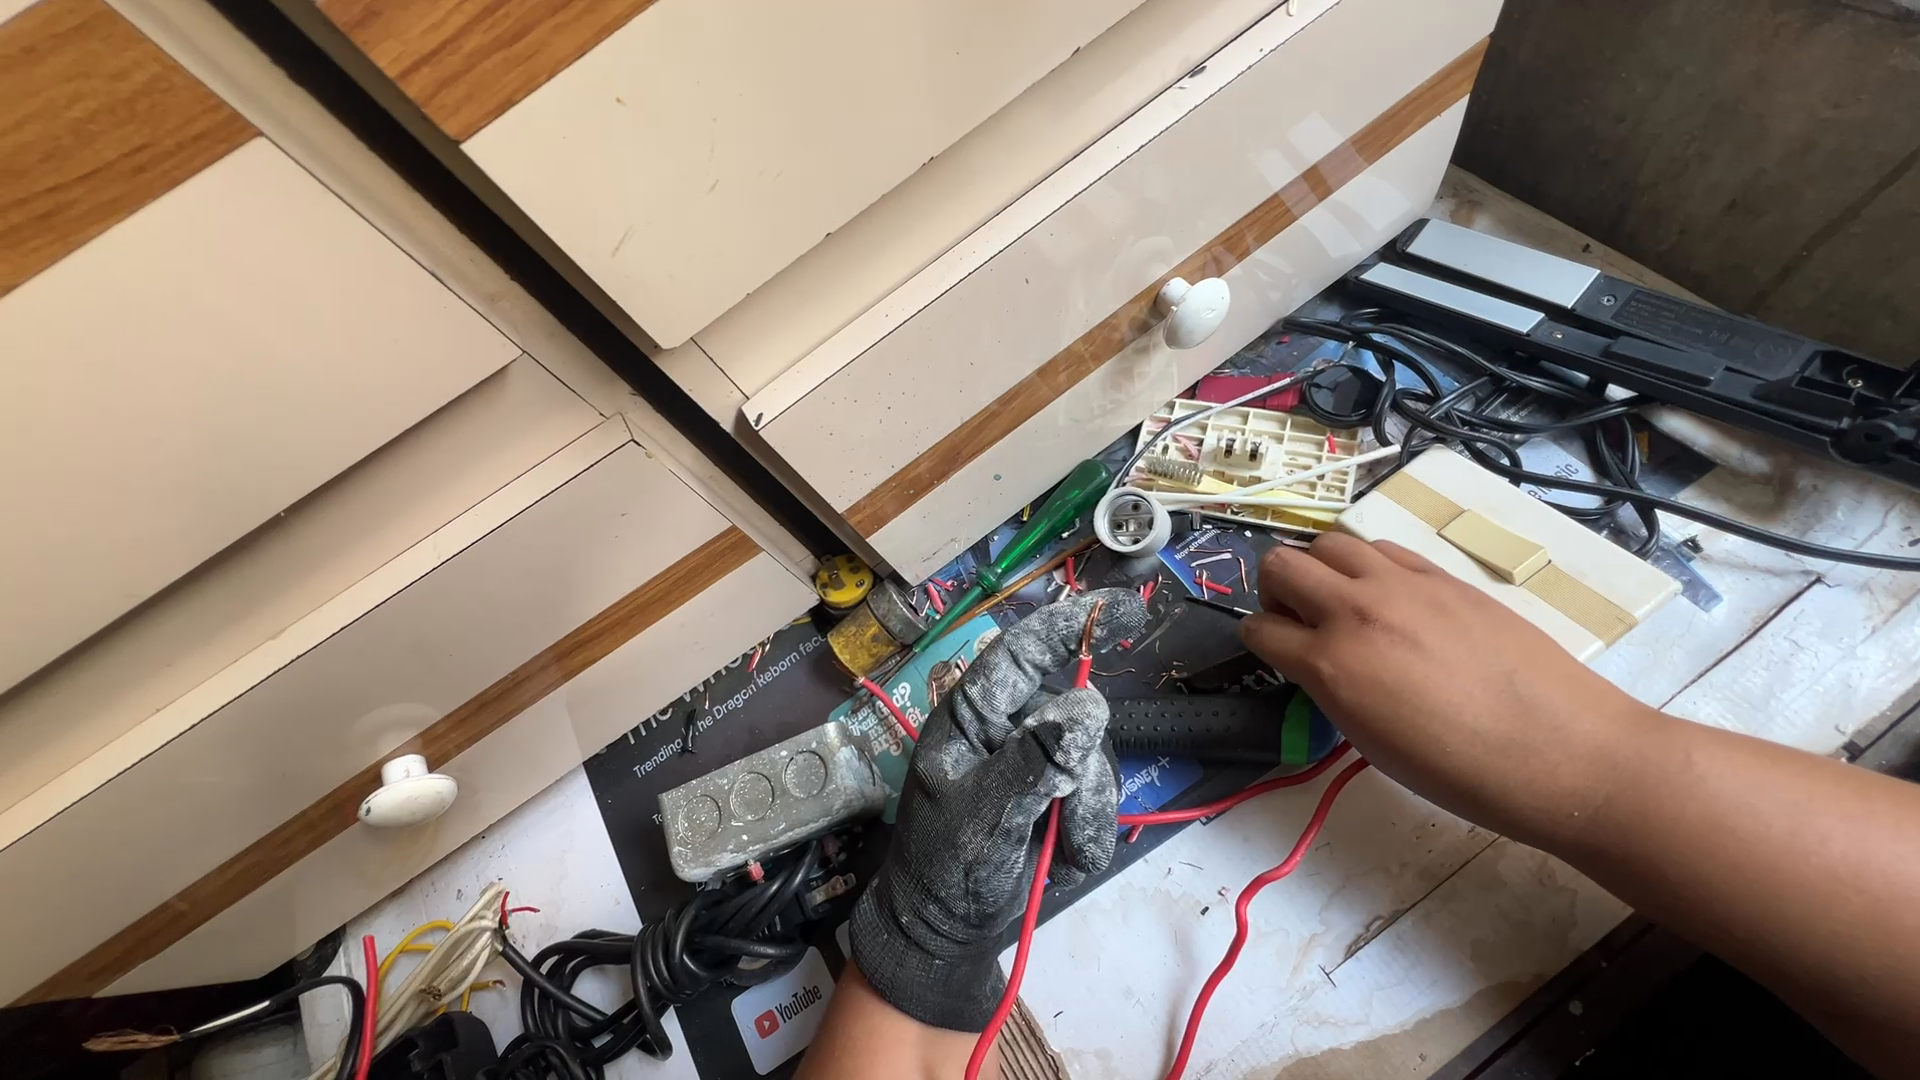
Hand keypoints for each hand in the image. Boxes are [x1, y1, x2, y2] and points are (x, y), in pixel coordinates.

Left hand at [850, 588, 1146, 1031]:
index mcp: (974, 715)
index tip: (1121, 607)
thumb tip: (1087, 706)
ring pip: (1096, 758)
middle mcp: (1011, 727)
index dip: (1068, 624)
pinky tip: (1061, 855)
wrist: (949, 927)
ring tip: (1054, 845)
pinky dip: (1090, 830)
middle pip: (1076, 714)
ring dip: (1084, 808)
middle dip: (1078, 767)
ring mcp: (1041, 760)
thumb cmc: (946, 865)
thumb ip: (1033, 762)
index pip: (1022, 651)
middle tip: (1059, 809)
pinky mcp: (1064, 792)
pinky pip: (1102, 797)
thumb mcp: (983, 815)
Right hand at [1238, 533, 1647, 846]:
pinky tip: (1389, 597)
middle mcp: (1355, 611)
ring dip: (1318, 568)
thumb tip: (1310, 659)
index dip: (1256, 640)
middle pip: (1279, 563)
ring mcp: (1402, 585)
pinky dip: (1366, 566)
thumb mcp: (1365, 738)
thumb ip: (1324, 684)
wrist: (1566, 753)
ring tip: (1342, 600)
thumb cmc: (1458, 770)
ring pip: (1327, 542)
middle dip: (1274, 590)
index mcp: (1331, 664)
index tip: (1272, 650)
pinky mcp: (1442, 575)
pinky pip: (1381, 549)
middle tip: (1298, 618)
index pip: (1257, 628)